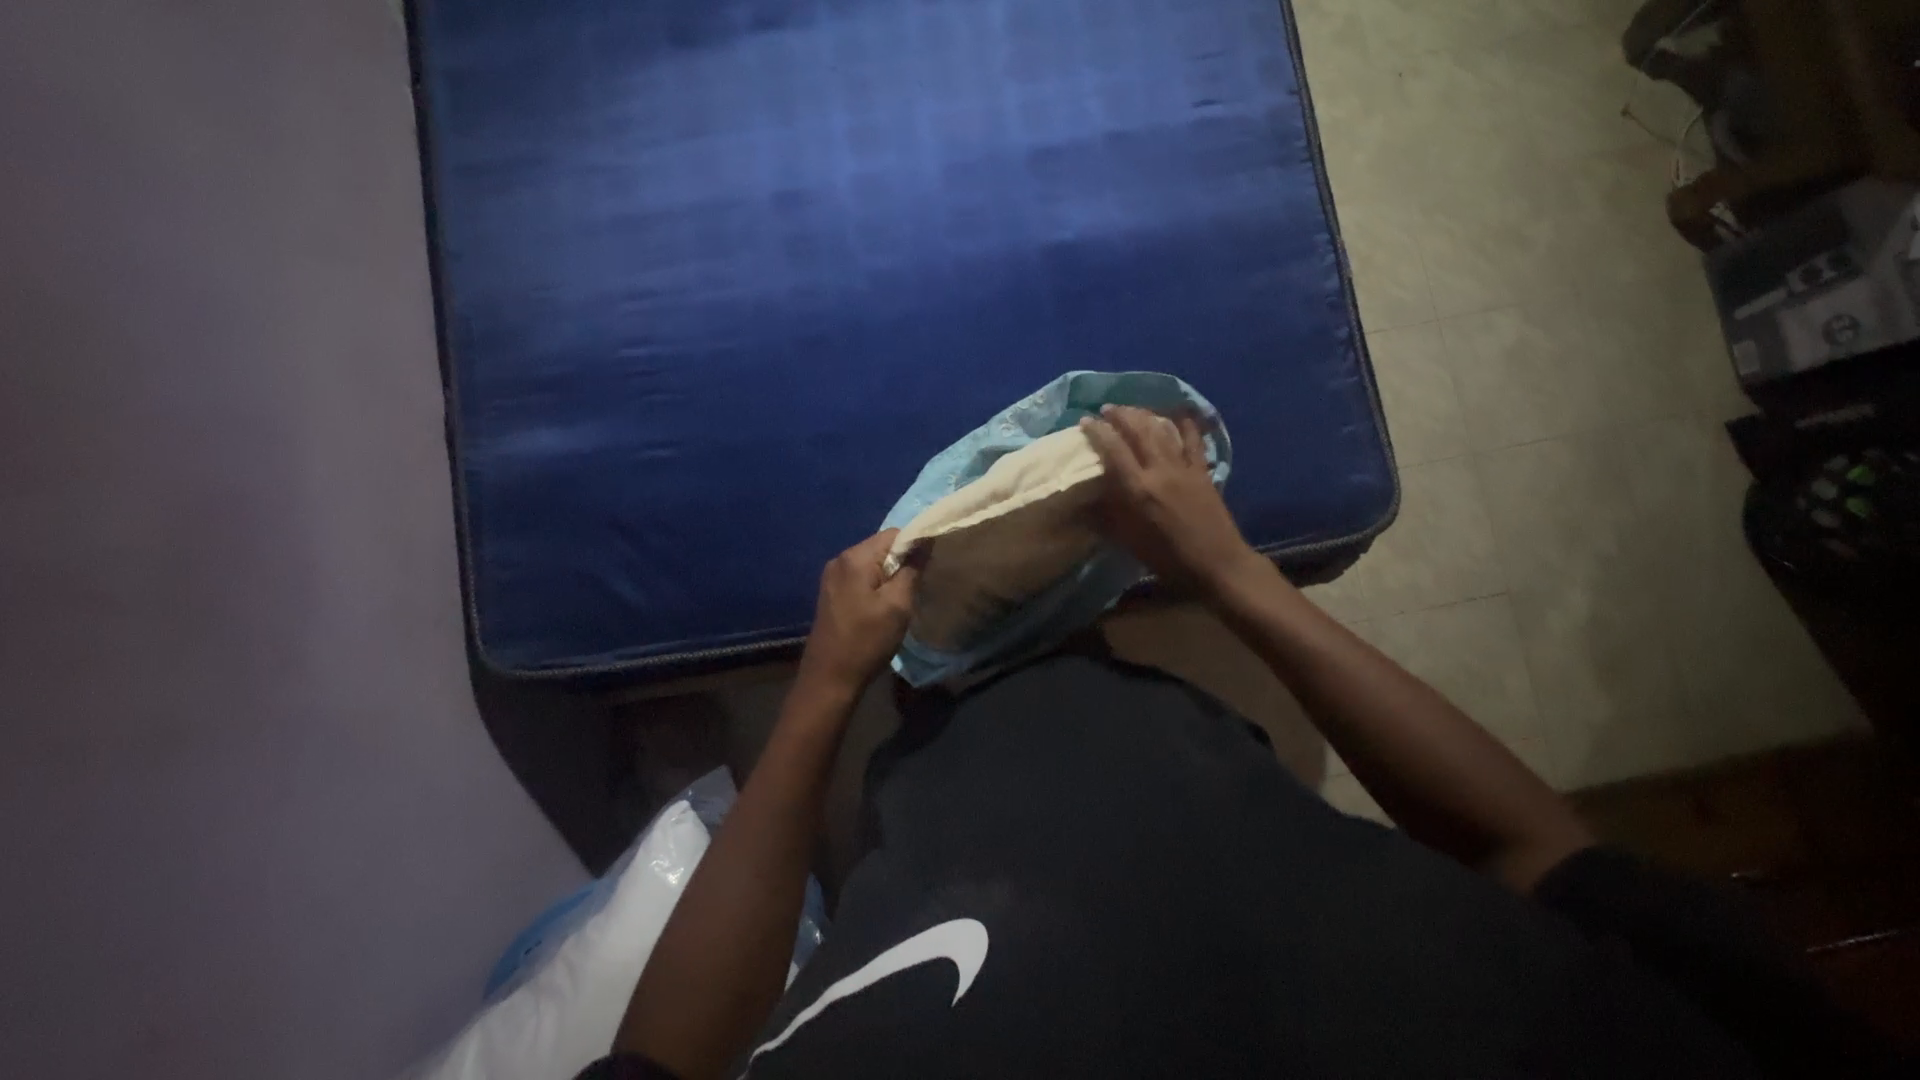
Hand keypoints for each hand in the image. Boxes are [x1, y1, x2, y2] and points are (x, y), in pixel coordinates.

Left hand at [796, 529, 920, 699]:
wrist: (829, 678)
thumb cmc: (867, 641)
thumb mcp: (898, 605)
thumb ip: (911, 569)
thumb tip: (924, 541)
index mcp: (854, 558)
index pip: (894, 534)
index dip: (915, 546)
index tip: (927, 570)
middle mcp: (839, 560)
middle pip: (881, 547)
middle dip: (901, 563)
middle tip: (914, 590)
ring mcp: (832, 577)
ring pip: (871, 564)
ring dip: (889, 577)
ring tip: (899, 602)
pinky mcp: (830, 593)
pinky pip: (860, 578)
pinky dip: (875, 586)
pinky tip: (881, 609)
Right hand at [1080, 405, 1259, 595]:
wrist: (1217, 564)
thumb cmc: (1168, 559)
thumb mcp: (1130, 542)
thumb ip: (1106, 519)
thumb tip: (1081, 505)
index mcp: (1139, 489)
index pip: (1114, 450)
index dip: (1098, 431)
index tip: (1085, 421)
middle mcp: (1160, 471)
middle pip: (1139, 431)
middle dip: (1121, 415)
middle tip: (1106, 409)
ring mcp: (1184, 468)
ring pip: (1163, 430)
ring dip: (1146, 415)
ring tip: (1133, 409)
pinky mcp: (1203, 471)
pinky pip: (1193, 441)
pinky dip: (1186, 424)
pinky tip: (1180, 413)